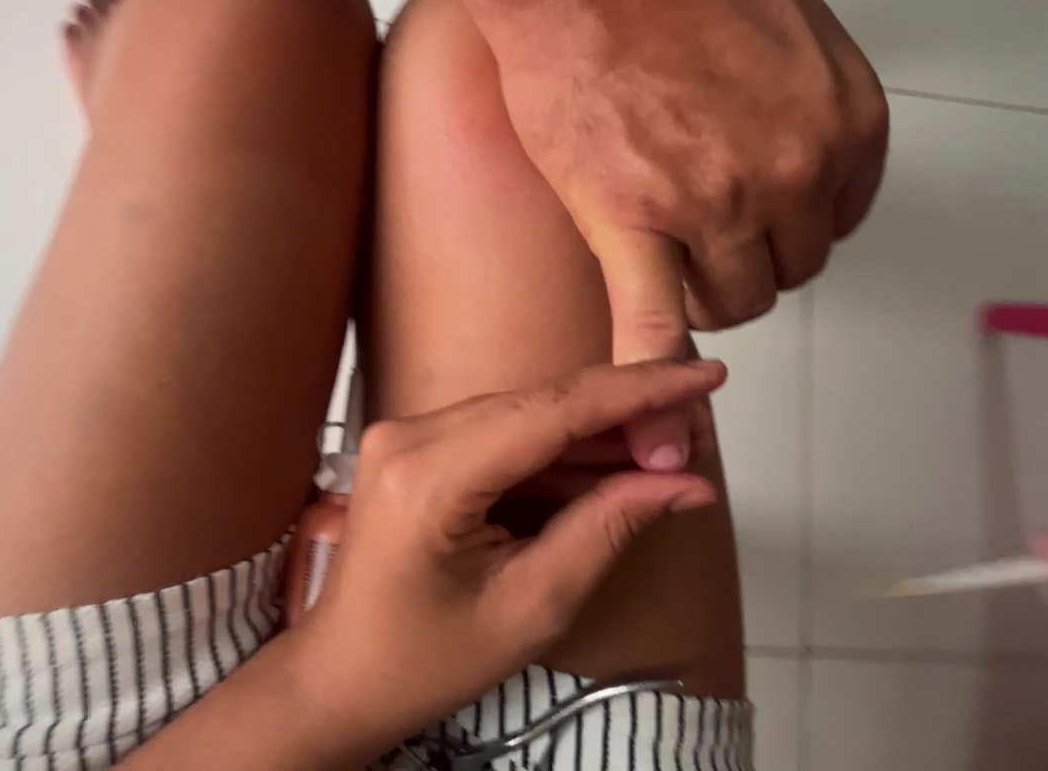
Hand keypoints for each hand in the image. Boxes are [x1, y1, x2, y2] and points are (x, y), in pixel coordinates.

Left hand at [284, 357, 726, 746]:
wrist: (343, 673)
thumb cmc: (428, 660)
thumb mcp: (531, 607)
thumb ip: (604, 530)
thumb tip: (684, 483)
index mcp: (429, 478)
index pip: (550, 412)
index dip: (636, 391)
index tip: (703, 374)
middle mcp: (408, 436)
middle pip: (538, 404)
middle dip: (623, 415)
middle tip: (696, 432)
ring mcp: (404, 434)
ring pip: (521, 413)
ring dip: (593, 432)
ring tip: (666, 452)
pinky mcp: (412, 445)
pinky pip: (498, 432)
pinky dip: (554, 448)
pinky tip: (609, 463)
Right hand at [489, 0, 885, 464]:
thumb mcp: (789, 23)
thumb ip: (812, 99)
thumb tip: (795, 151)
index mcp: (844, 124)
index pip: (831, 223)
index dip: (781, 225)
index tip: (742, 220)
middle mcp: (793, 174)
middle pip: (786, 270)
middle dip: (744, 261)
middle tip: (690, 234)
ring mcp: (714, 206)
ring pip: (730, 301)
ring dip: (701, 292)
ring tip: (653, 258)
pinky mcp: (633, 223)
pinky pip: (652, 321)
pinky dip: (656, 374)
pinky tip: (654, 429)